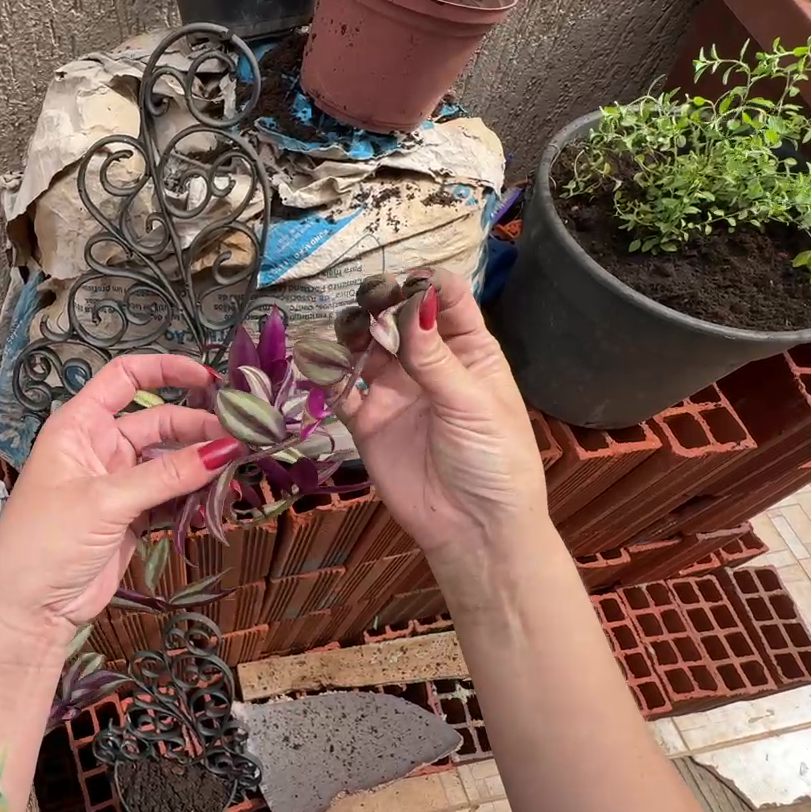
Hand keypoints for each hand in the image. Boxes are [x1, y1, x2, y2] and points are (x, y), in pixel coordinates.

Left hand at [0, 355, 243, 643]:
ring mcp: (118, 483)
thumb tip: (226, 448)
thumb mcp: (106, 501)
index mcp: (79, 425)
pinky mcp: (132, 517)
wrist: (29, 610)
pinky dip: (193, 496)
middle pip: (159, 422)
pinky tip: (219, 499)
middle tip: (243, 439)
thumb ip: (167, 475)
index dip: (166, 370)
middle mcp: (100, 446)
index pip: (124, 378)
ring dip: (201, 464)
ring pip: (169, 461)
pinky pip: (170, 495)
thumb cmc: (48, 541)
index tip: (210, 379)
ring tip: (240, 468)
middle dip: (198, 427)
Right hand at [329, 269, 548, 554]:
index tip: (405, 283)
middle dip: (381, 303)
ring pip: (364, 347)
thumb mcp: (472, 405)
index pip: (445, 301)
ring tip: (349, 333)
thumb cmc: (493, 461)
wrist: (472, 528)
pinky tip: (317, 362)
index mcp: (468, 351)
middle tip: (368, 300)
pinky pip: (340, 390)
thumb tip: (412, 302)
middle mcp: (427, 363)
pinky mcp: (366, 421)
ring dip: (353, 332)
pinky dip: (326, 373)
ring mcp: (394, 392)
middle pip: (397, 318)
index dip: (425, 285)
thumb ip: (435, 357)